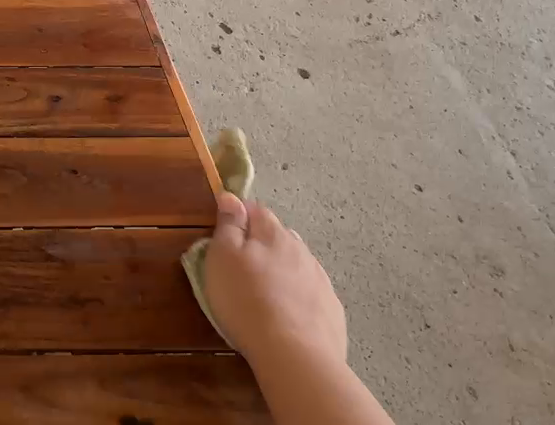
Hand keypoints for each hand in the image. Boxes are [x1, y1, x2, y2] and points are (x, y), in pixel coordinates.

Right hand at [203, 192, 346, 369]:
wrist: (295, 356)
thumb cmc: (246, 299)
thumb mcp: (222, 256)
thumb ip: (228, 224)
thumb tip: (231, 197)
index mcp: (273, 234)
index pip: (256, 209)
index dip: (238, 217)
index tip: (225, 234)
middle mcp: (301, 251)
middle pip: (278, 237)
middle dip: (261, 245)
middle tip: (241, 266)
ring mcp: (321, 282)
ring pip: (296, 265)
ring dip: (281, 270)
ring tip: (263, 293)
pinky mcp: (332, 312)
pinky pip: (310, 293)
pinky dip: (297, 297)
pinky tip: (286, 315)